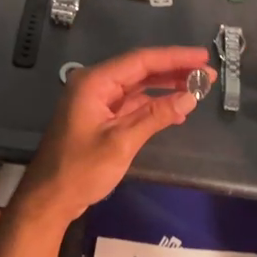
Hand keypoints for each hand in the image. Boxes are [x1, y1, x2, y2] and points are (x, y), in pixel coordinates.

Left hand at [18, 46, 213, 226]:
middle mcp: (95, 85)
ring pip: (138, 86)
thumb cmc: (81, 169)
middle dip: (174, 71)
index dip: (174, 58)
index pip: (141, 61)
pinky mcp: (101, 118)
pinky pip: (132, 103)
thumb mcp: (122, 141)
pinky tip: (176, 111)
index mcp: (95, 82)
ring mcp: (97, 101)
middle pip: (140, 70)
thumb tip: (190, 96)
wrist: (50, 199)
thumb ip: (156, 116)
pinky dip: (154, 105)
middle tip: (207, 74)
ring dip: (166, 88)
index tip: (202, 57)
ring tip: (198, 89)